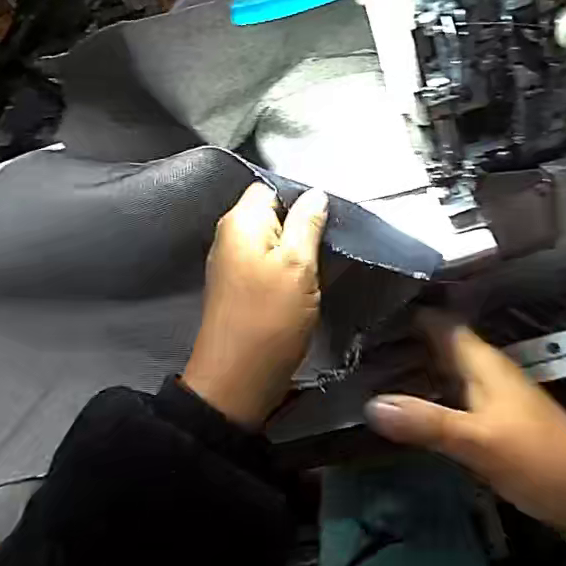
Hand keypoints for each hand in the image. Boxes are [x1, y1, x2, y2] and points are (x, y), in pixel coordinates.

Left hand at [182, 183, 329, 427]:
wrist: (238, 379)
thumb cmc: (270, 318)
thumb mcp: (298, 266)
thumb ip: (307, 224)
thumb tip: (317, 194)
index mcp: (240, 222)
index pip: (272, 187)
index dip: (302, 196)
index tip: (330, 217)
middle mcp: (231, 235)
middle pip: (274, 212)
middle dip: (304, 222)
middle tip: (333, 239)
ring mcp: (234, 262)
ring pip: (275, 239)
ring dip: (299, 247)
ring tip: (325, 260)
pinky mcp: (242, 286)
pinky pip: (270, 262)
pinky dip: (290, 267)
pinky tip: (307, 281)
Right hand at [364, 312, 565, 531]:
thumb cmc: (537, 458)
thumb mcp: (478, 441)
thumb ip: (427, 422)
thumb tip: (371, 404)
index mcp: (485, 364)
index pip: (441, 323)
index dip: (406, 313)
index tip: (364, 309)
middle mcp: (486, 372)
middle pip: (438, 345)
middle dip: (401, 342)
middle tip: (354, 345)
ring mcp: (490, 397)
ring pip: (443, 371)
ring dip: (412, 369)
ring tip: (365, 371)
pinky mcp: (492, 422)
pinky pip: (450, 397)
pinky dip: (426, 396)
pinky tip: (403, 408)